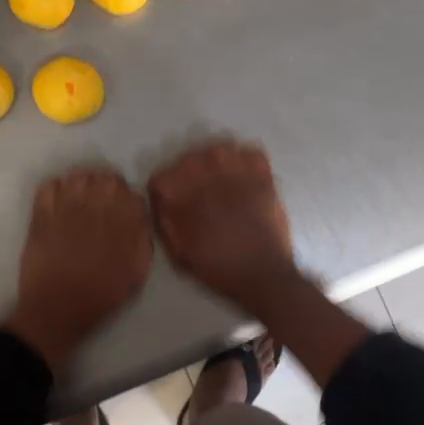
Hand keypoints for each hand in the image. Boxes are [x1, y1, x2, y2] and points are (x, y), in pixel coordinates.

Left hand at [4, 166, 152, 371]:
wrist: (58, 308)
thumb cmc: (101, 294)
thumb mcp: (136, 270)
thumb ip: (141, 237)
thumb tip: (138, 214)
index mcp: (122, 221)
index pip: (128, 190)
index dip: (124, 198)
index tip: (120, 208)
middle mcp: (95, 206)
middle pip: (103, 177)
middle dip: (103, 187)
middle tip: (99, 203)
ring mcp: (65, 207)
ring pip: (76, 177)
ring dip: (80, 185)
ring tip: (79, 201)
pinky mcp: (41, 213)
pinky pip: (49, 186)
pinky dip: (55, 190)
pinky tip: (58, 204)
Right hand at [147, 139, 302, 312]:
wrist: (263, 274)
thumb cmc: (217, 266)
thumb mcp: (178, 250)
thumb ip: (165, 219)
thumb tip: (160, 199)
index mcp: (182, 193)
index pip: (162, 178)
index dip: (165, 192)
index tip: (174, 204)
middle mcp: (206, 173)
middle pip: (188, 160)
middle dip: (189, 176)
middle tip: (199, 196)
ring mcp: (237, 169)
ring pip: (217, 150)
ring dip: (215, 164)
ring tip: (221, 183)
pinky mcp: (263, 174)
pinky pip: (249, 153)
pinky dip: (244, 161)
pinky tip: (243, 178)